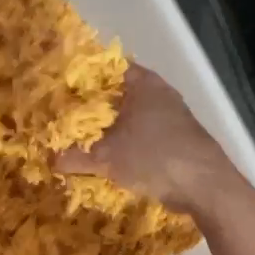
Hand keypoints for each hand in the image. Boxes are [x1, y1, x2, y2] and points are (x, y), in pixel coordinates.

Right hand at [55, 64, 254, 219]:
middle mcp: (160, 93)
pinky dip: (132, 143)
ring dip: (116, 129)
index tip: (67, 94)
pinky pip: (148, 135)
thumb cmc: (153, 158)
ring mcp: (174, 116)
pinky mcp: (180, 139)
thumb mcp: (107, 158)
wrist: (204, 184)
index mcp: (143, 84)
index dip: (87, 80)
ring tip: (90, 143)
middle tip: (72, 122)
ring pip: (136, 116)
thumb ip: (76, 157)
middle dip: (99, 108)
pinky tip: (118, 160)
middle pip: (122, 95)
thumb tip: (50, 159)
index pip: (110, 70)